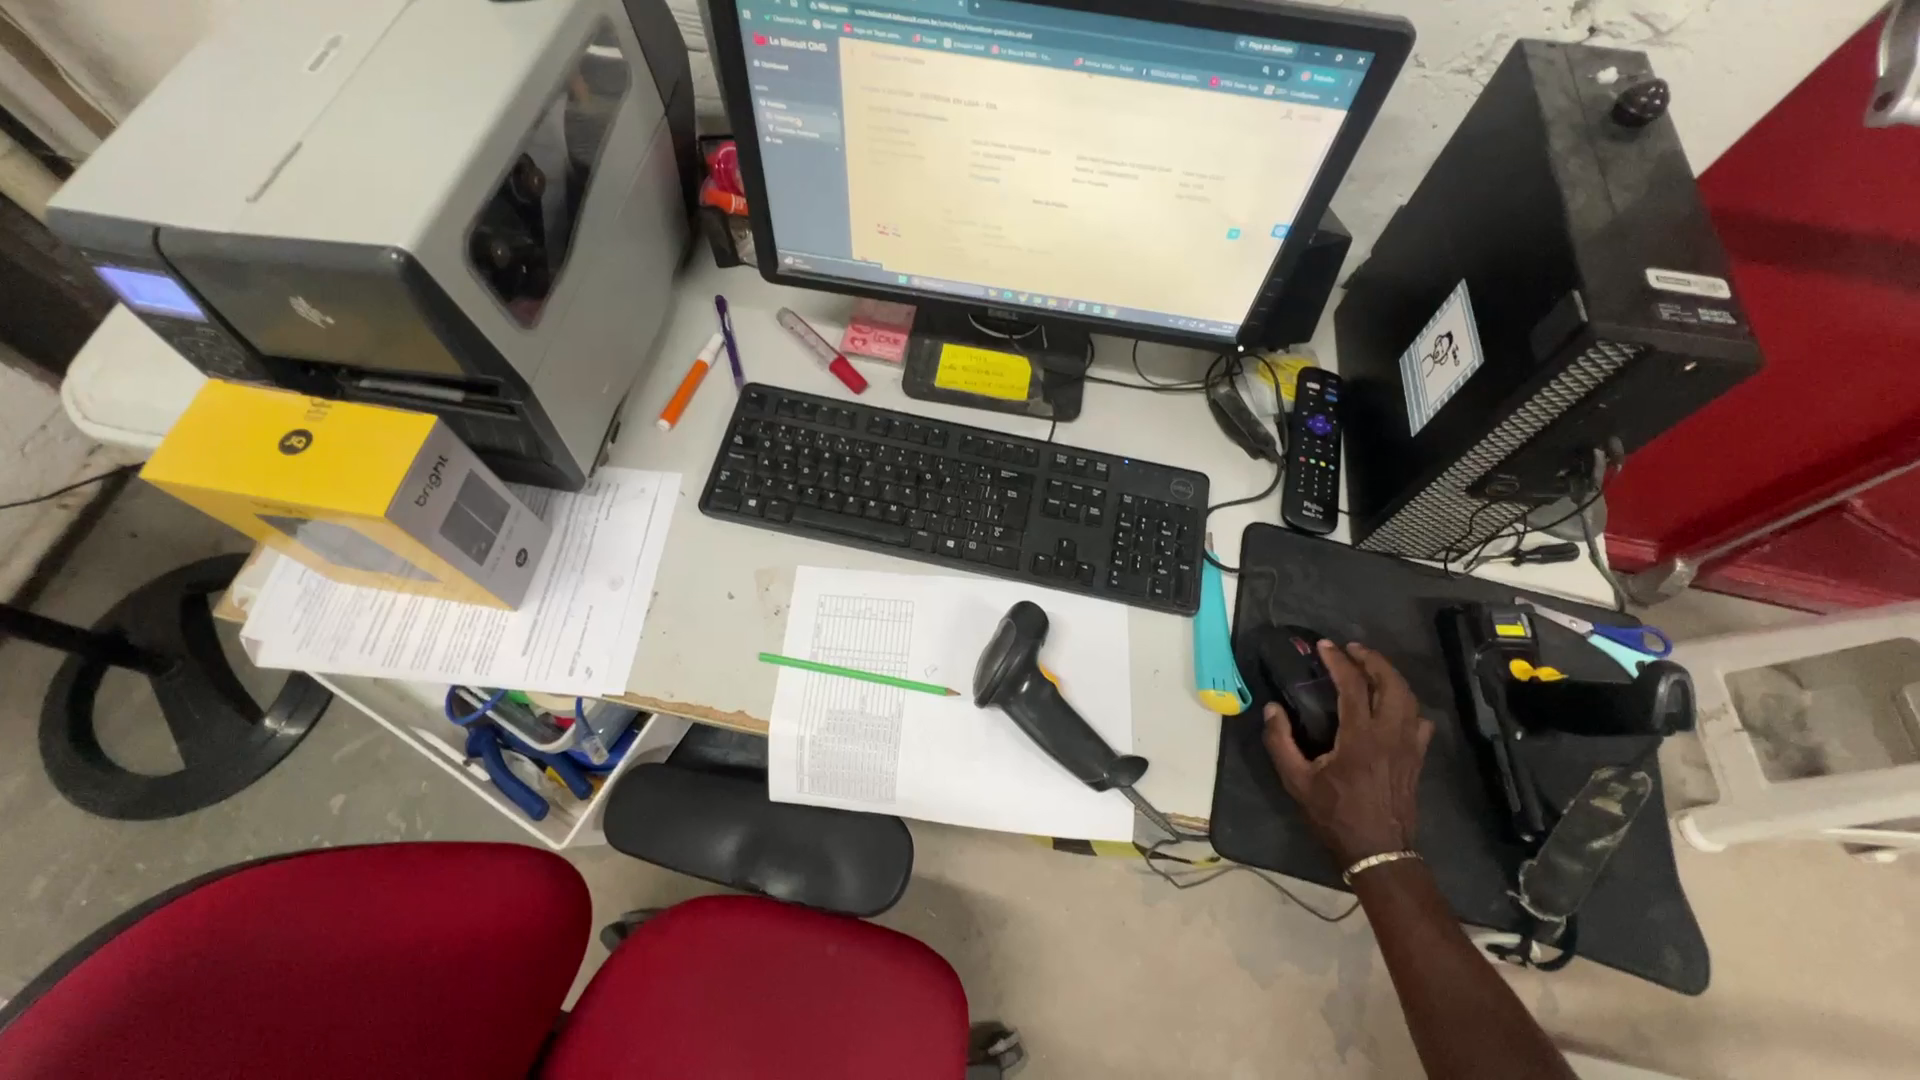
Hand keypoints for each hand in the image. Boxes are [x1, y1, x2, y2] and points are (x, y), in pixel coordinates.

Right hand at [1264, 641, 1433, 867]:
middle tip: (1352, 649)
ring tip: (1371, 667)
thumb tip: (1272, 709)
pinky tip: (1394, 706)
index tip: (1325, 646)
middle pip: (1391, 683)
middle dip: (1372, 659)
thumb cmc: (1334, 814)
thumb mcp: (1296, 781)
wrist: (1377, 850)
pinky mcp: (1416, 758)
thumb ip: (1280, 742)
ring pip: (1409, 698)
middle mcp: (1390, 735)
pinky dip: (1407, 705)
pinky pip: (1420, 721)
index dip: (1339, 661)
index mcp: (1360, 737)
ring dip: (1391, 676)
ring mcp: (1408, 746)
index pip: (1353, 686)